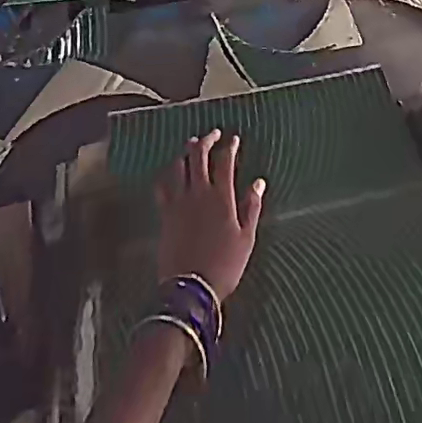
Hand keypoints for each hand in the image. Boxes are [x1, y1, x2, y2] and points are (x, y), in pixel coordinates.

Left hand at [154, 129, 265, 300]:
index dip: (229, 147)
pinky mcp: (165, 213)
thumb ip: (252, 206)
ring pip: (178, 166)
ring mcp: (178, 201)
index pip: (225, 162)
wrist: (191, 287)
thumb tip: (258, 183)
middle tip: (213, 134)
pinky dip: (167, 174)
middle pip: (198, 156)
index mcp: (222, 197)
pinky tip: (170, 173)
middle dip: (206, 141)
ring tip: (192, 147)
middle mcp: (198, 193)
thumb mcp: (246, 237)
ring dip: (186, 153)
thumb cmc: (225, 264)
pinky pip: (162, 186)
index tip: (233, 139)